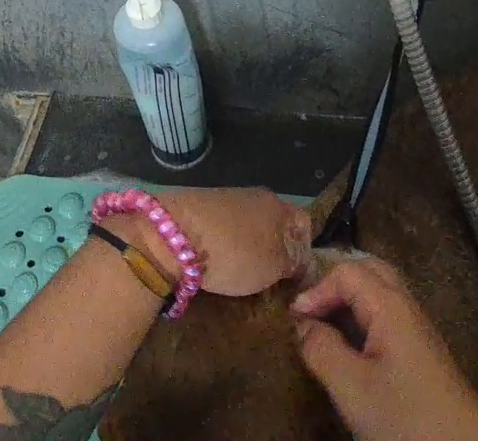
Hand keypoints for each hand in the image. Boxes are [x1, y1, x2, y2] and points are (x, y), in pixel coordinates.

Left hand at [98, 187, 310, 297]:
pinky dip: (226, 246)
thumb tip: (303, 260)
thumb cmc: (233, 252)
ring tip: (242, 276)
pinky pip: (225, 229)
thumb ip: (295, 262)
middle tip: (272, 281)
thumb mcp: (274, 265)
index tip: (297, 277)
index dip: (305, 250)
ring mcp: (226, 200)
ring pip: (249, 227)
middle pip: (276, 225)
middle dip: (276, 251)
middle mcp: (255, 197)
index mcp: (278, 205)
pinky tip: (217, 263)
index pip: (305, 224)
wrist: (172, 235)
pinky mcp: (201, 209)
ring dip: (250, 249)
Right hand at [291, 257, 477, 440]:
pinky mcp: (423, 351)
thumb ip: (322, 349)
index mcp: (390, 306)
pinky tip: (354, 344)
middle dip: (335, 282)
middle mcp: (407, 307)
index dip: (317, 289)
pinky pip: (389, 314)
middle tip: (312, 309)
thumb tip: (303, 324)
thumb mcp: (352, 388)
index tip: (295, 320)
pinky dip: (365, 315)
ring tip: (327, 323)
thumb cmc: (405, 416)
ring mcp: (419, 328)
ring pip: (381, 292)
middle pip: (369, 270)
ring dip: (351, 298)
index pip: (347, 272)